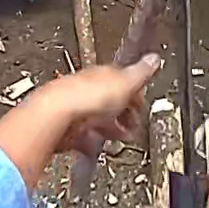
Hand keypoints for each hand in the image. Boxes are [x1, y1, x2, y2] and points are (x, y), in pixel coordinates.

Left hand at [0, 55, 160, 188]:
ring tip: (119, 140)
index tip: (143, 105)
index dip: (135, 94)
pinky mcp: (63, 129)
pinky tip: (96, 149)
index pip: (122, 80)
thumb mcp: (125, 84)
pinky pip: (81, 136)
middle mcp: (85, 88)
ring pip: (95, 119)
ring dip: (109, 129)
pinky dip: (91, 143)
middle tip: (134, 126)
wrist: (54, 115)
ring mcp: (73, 109)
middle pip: (108, 101)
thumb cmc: (86, 97)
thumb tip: (154, 58)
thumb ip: (140, 74)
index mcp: (101, 75)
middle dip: (122, 114)